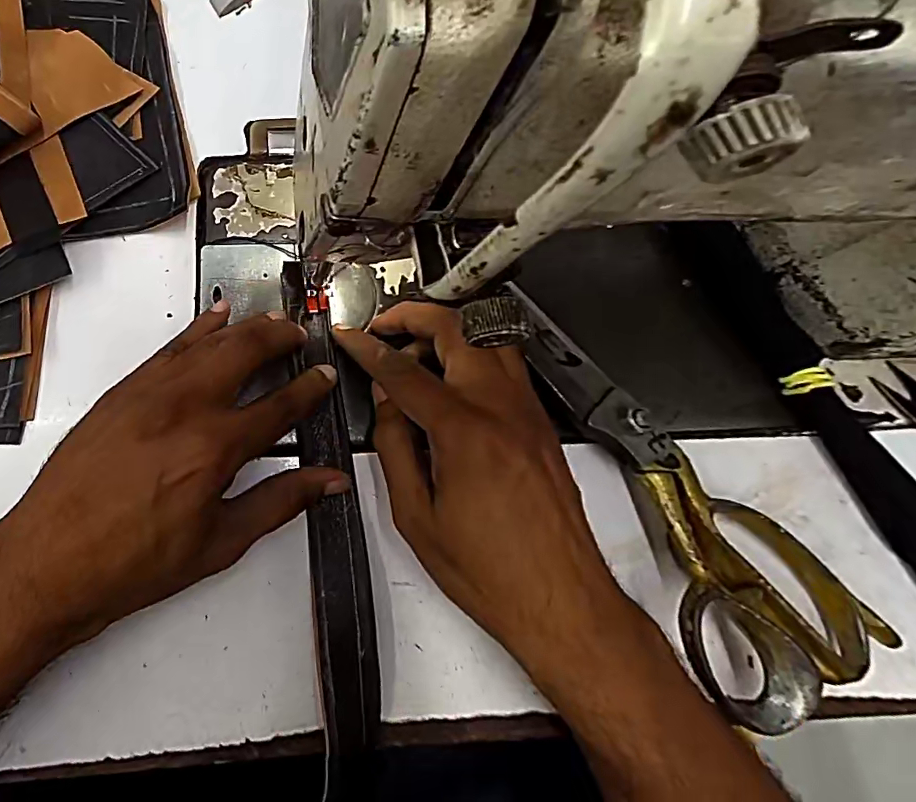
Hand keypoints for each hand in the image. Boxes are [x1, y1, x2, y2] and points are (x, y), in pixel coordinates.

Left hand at [0, 302, 347, 654]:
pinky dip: (198, 327)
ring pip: (209, 340)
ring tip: (269, 322)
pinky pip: (171, 346)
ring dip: (245, 326)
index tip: (322, 378)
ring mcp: (149, 392)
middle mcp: (183, 408)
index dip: (309, 388)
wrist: (49, 562)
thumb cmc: (124, 561)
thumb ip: (279, 502)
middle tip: (300, 337)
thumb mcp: (219, 542)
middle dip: (282, 338)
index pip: (279, 405)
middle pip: (247, 351)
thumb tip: (322, 483)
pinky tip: (214, 318)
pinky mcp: (123, 390)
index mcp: (213, 448)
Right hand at [332, 303, 634, 672]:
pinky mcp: (541, 423)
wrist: (562, 600)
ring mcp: (527, 412)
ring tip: (418, 349)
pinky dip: (473, 354)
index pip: (403, 370)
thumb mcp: (417, 516)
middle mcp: (501, 410)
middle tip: (386, 325)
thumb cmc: (498, 573)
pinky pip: (505, 364)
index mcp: (464, 432)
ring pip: (488, 335)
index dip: (369, 349)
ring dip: (448, 330)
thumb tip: (385, 408)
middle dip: (412, 316)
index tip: (353, 338)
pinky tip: (453, 380)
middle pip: (455, 328)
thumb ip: (394, 448)